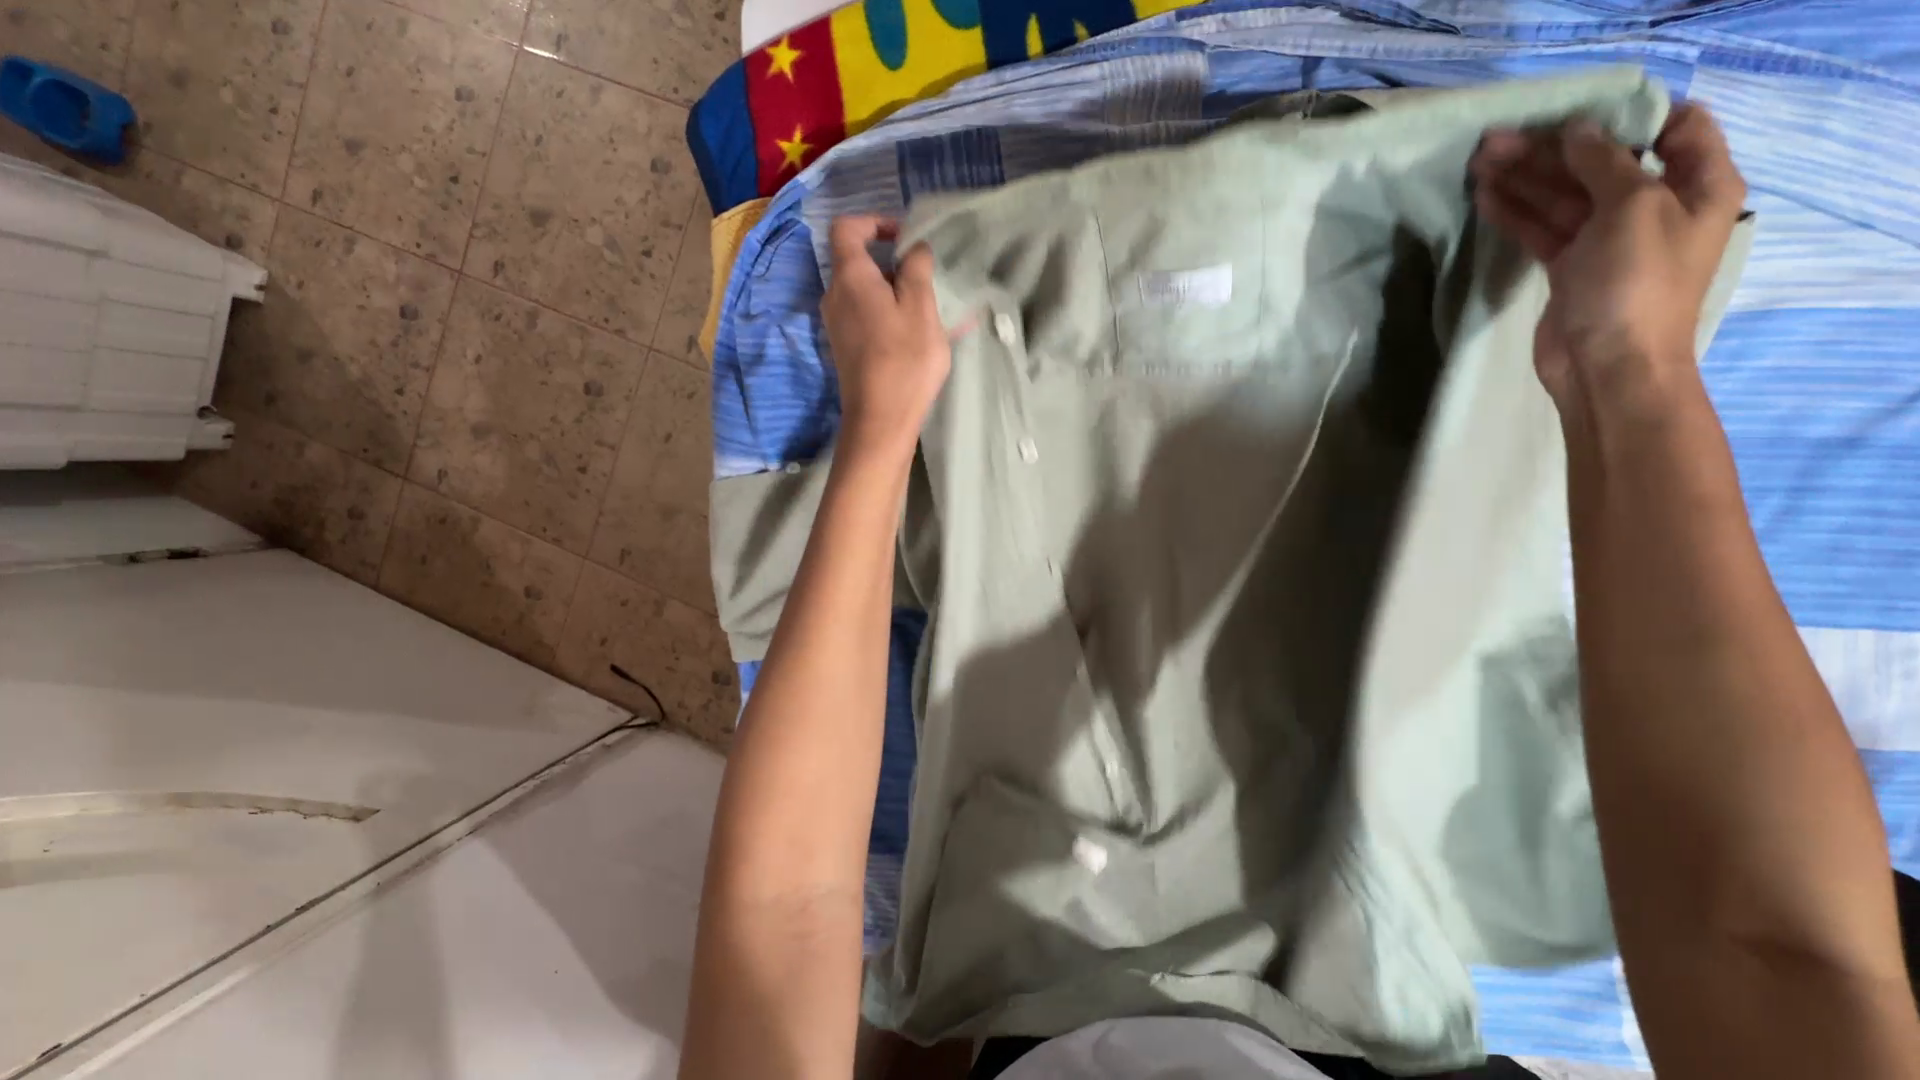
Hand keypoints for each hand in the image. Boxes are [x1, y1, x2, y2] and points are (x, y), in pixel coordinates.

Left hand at [822, 215, 951, 454]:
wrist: (880, 419)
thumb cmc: (904, 359)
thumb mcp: (920, 307)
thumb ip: (916, 268)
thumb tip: (913, 250)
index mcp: (849, 277)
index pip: (846, 228)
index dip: (874, 222)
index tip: (905, 238)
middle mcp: (834, 295)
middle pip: (857, 260)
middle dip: (892, 262)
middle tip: (926, 278)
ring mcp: (836, 323)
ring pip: (864, 290)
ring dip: (894, 291)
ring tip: (928, 309)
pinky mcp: (845, 346)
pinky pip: (865, 314)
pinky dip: (888, 312)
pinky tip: (916, 333)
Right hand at [1470, 103, 1746, 411]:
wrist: (1610, 367)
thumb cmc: (1637, 284)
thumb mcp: (1633, 208)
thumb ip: (1604, 162)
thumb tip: (1577, 131)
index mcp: (1698, 185)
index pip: (1677, 127)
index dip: (1630, 114)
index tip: (1579, 112)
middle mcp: (1657, 206)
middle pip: (1603, 162)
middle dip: (1554, 148)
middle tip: (1501, 139)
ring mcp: (1610, 239)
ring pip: (1565, 195)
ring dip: (1525, 178)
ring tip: (1480, 161)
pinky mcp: (1571, 267)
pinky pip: (1544, 228)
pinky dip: (1518, 211)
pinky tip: (1486, 196)